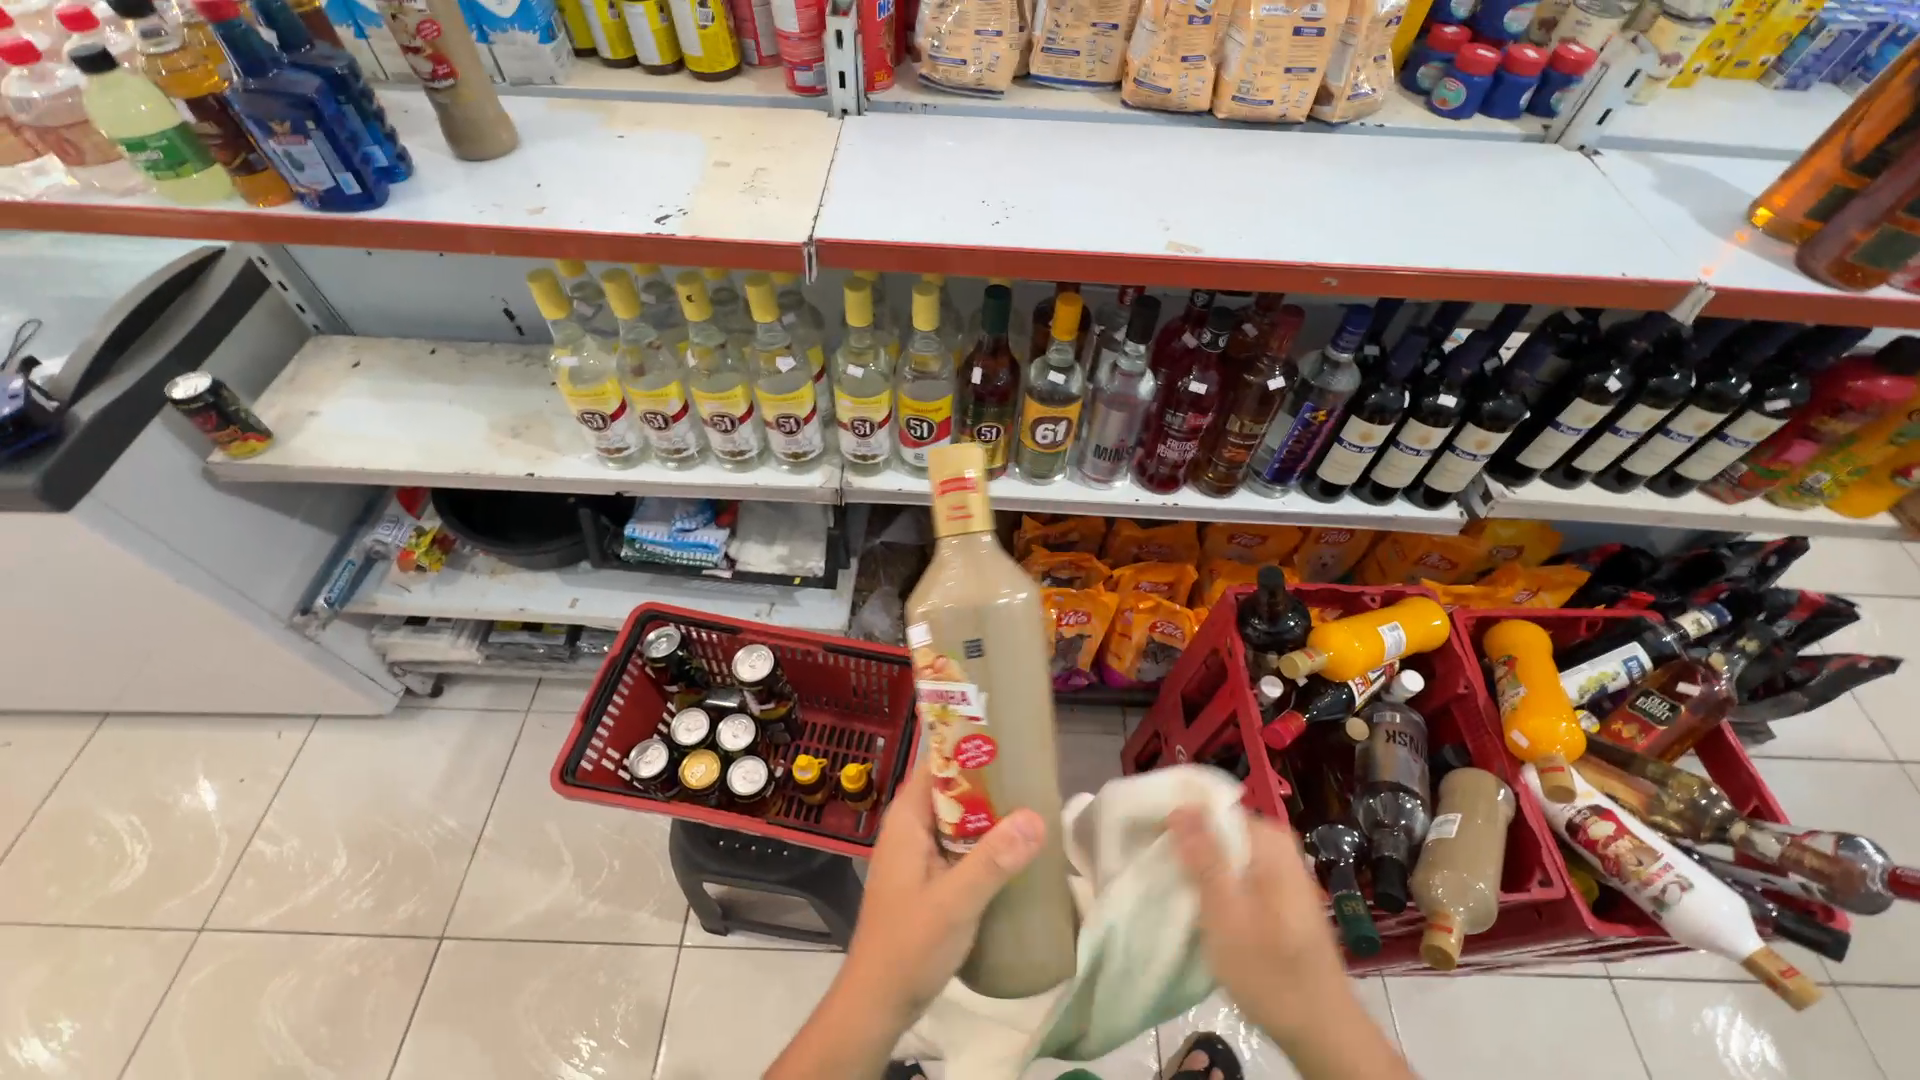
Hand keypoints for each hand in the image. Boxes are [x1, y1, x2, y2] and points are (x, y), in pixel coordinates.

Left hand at [839, 758, 1047, 1030]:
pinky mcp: (928, 880)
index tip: (1007, 736)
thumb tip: (1036, 816)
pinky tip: (1016, 850)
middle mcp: (909, 829)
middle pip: (951, 789)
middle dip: (988, 780)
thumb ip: (994, 860)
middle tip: (1033, 772)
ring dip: (989, 814)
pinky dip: (984, 842)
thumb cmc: (909, 946)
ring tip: (1034, 804)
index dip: (967, 745)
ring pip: (958, 820)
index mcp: (907, 820)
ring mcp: (918, 856)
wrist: (878, 1002)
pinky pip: (959, 847)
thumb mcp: (956, 902)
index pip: (936, 763)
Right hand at [1167, 805, 1347, 1033]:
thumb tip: (1181, 806)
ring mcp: (1283, 876)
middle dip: (1188, 842)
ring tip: (1168, 882)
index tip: (1147, 835)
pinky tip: (1198, 905)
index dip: (1179, 816)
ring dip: (1199, 866)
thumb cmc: (1270, 973)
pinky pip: (1238, 875)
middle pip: (1222, 829)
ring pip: (1228, 854)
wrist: (1321, 1031)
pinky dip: (1216, 884)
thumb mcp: (1227, 915)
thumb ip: (1205, 858)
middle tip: (1153, 862)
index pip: (1216, 807)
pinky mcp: (1280, 901)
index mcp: (1271, 844)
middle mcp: (1281, 851)